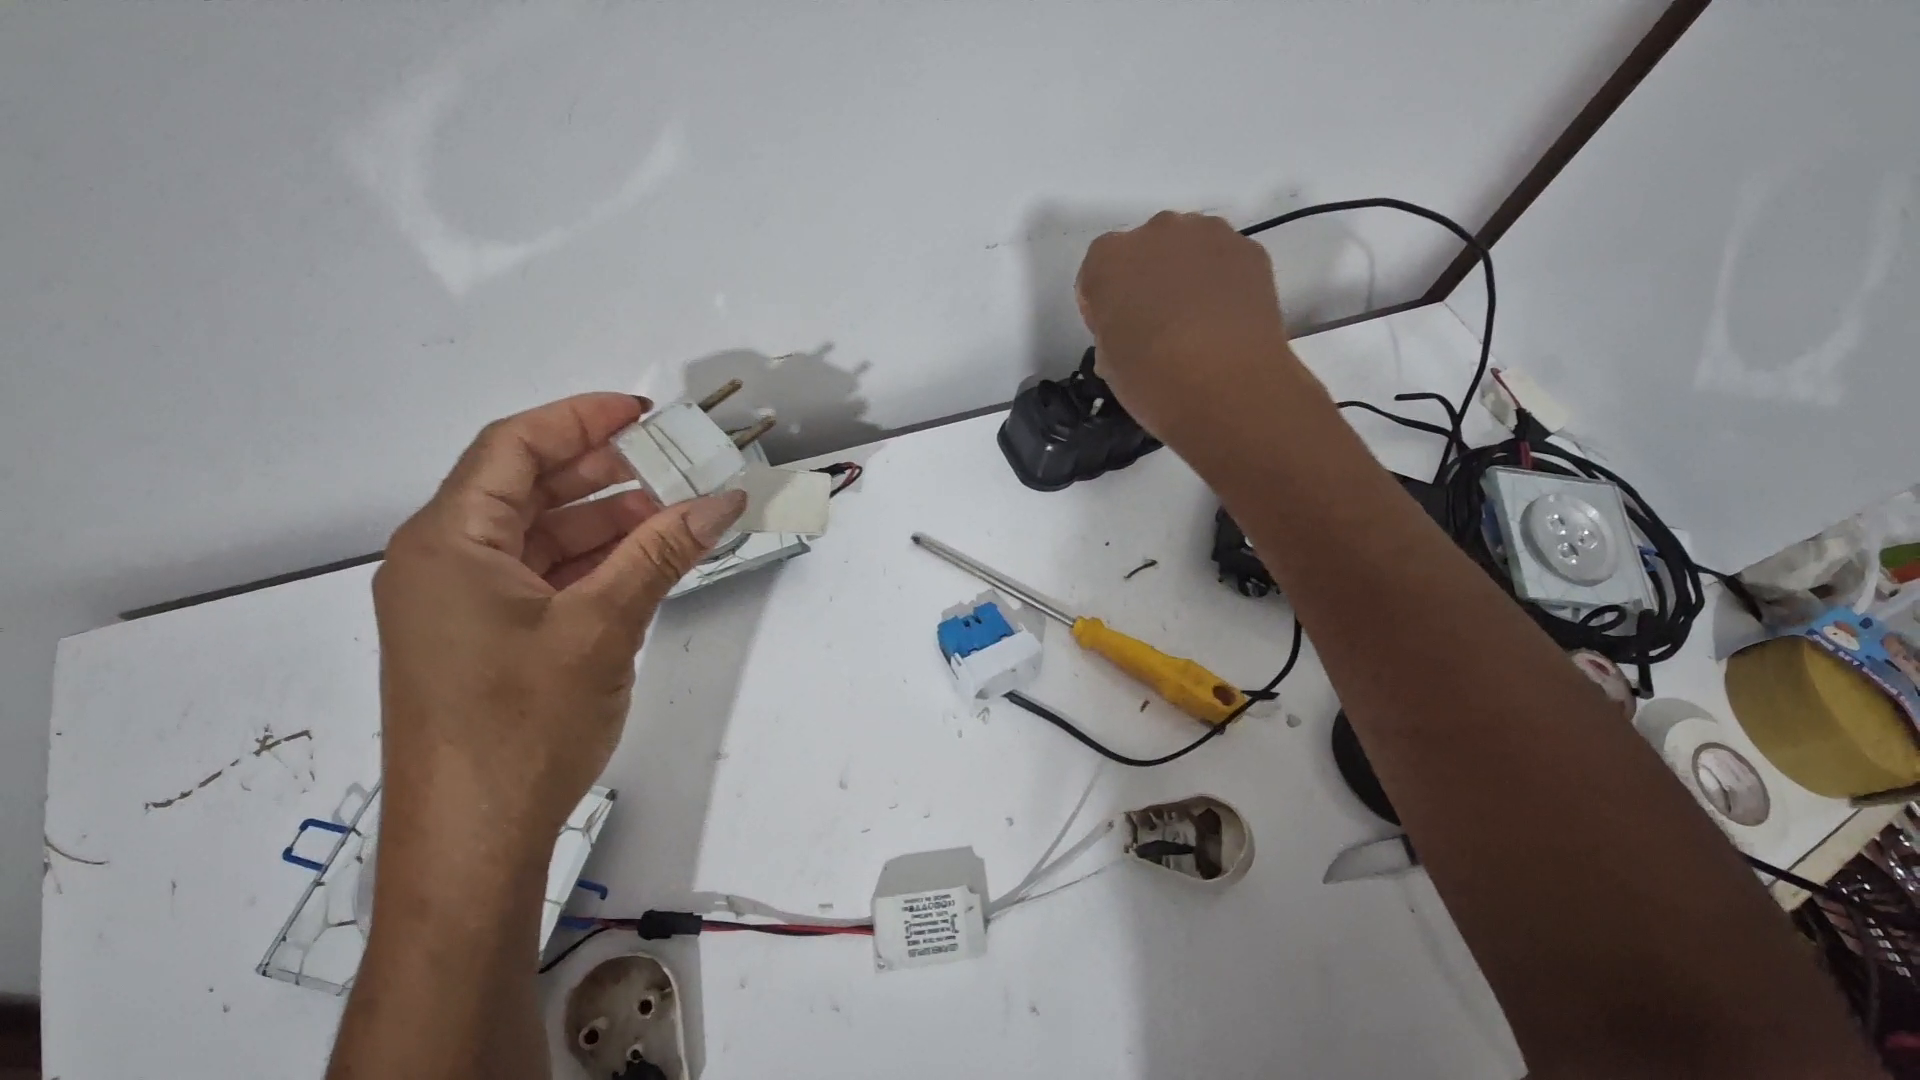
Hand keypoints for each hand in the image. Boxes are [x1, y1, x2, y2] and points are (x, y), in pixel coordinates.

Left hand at [372, 393, 746, 844]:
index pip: (513, 447)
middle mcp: (442, 562)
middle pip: (527, 490)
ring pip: (539, 538)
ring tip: (677, 516)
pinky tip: (645, 565)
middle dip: (605, 473)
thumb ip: (661, 554)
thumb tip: (722, 501)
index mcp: (448, 541)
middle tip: (677, 464)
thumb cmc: (523, 726)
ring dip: (606, 523)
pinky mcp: (481, 641)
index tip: (647, 415)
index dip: (582, 420)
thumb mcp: (601, 628)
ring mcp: (458, 606)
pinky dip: (591, 566)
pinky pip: (539, 580)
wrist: (472, 844)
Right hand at [1075, 211, 1305, 441]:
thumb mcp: (1109, 363)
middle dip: (1148, 282)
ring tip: (1199, 324)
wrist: (1228, 388)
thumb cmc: (1153, 379)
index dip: (1106, 307)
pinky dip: (1224, 282)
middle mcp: (1154, 232)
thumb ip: (1112, 331)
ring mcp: (1207, 235)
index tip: (1119, 334)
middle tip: (1159, 327)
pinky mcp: (1249, 249)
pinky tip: (1227, 320)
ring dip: (1187, 276)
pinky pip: (1226, 261)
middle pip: (1145, 252)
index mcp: (1107, 259)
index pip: (1097, 276)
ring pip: (1189, 250)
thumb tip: (1132, 331)